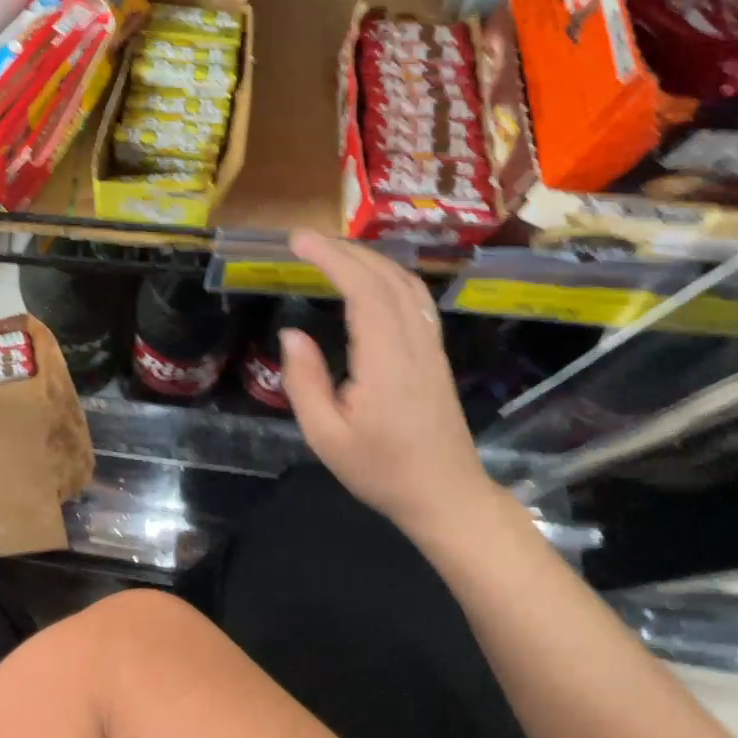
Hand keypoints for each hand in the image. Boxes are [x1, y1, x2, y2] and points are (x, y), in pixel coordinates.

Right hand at [278, 231, 503, 534]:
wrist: (445, 495)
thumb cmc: (381, 471)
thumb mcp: (326, 437)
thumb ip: (305, 382)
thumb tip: (292, 334)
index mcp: (386, 362)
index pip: (364, 291)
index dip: (332, 258)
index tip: (298, 242)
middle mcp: (414, 345)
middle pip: (387, 279)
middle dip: (345, 250)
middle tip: (305, 241)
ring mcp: (430, 348)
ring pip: (407, 285)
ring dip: (369, 259)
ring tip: (332, 252)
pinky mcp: (435, 356)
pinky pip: (416, 300)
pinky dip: (389, 276)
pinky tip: (371, 279)